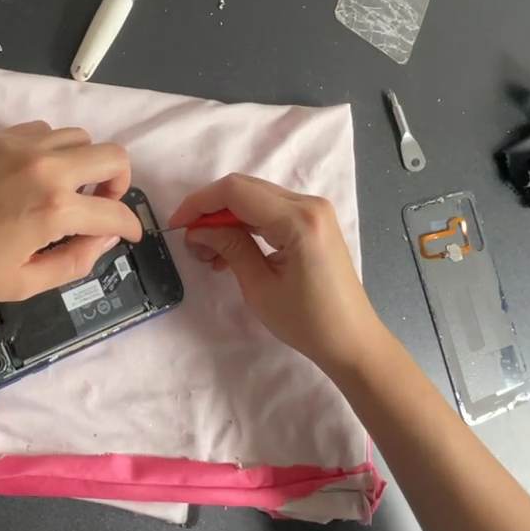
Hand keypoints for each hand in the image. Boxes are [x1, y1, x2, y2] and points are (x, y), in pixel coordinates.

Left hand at [0, 122, 143, 306]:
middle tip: (102, 207)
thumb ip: (74, 262)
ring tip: (67, 192)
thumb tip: (101, 241)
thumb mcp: (23, 284)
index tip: (130, 235)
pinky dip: (54, 150)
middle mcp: (45, 168)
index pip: (115, 212)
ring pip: (80, 137)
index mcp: (53, 210)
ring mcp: (19, 145)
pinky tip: (35, 176)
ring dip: (86, 164)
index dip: (130, 227)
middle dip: (120, 184)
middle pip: (113, 156)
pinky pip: (44, 130)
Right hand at [169, 174, 387, 374]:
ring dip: (226, 218)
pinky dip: (245, 224)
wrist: (352, 341)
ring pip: (255, 198)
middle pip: (245, 189)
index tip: (177, 224)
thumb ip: (230, 248)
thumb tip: (199, 230)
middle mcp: (309, 205)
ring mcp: (314, 212)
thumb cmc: (308, 322)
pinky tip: (230, 251)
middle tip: (191, 242)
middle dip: (211, 210)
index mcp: (299, 220)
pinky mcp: (314, 222)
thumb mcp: (260, 287)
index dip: (200, 202)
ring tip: (208, 253)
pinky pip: (270, 211)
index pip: (236, 191)